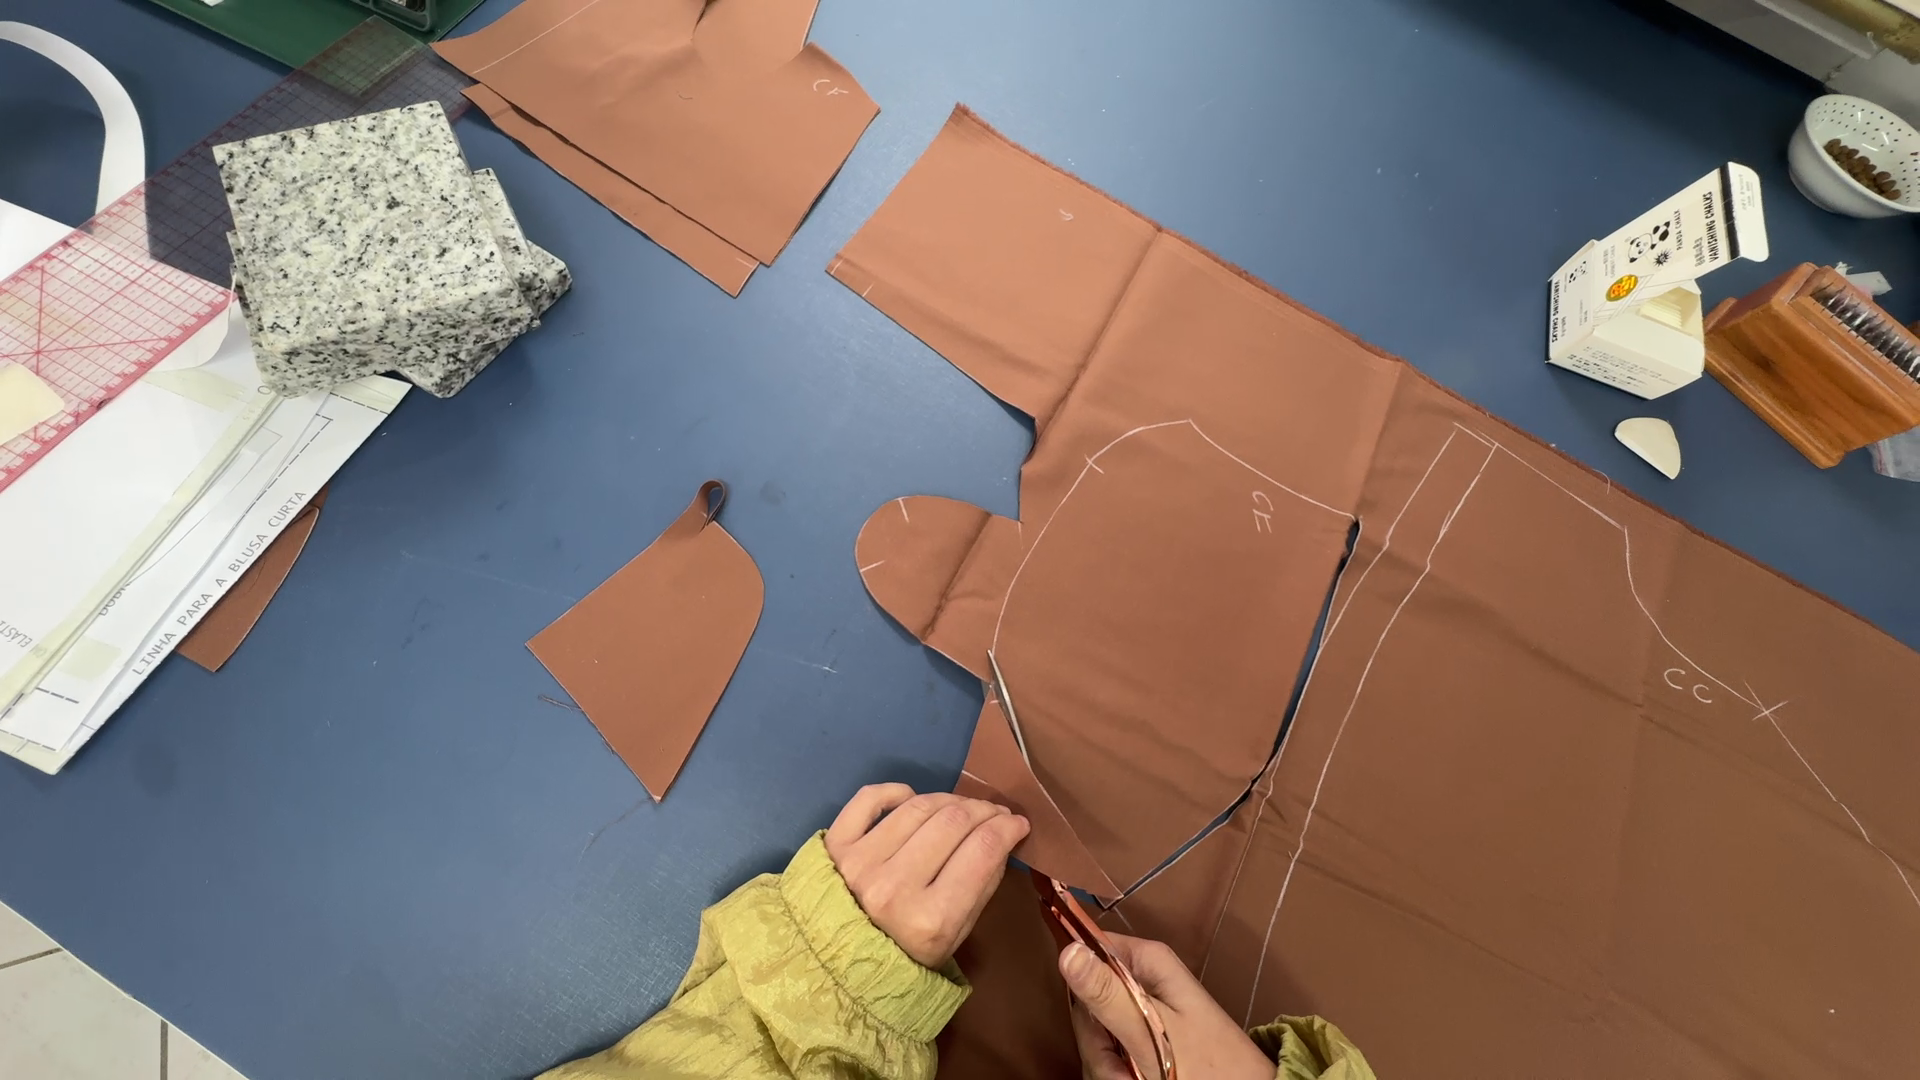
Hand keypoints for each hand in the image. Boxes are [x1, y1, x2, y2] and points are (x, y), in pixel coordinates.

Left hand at [824, 783, 1030, 967]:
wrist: (834, 967)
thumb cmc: (904, 957)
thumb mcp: (954, 938)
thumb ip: (981, 887)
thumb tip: (1001, 837)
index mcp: (929, 921)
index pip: (982, 851)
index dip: (1007, 828)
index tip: (1018, 822)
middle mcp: (895, 886)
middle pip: (953, 822)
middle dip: (984, 810)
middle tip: (995, 812)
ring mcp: (861, 862)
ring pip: (919, 806)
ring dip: (949, 799)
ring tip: (962, 807)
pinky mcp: (835, 844)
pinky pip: (870, 797)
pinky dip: (896, 790)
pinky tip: (912, 797)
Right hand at [1061, 933, 1273, 1079]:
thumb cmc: (1207, 1067)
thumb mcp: (1150, 1033)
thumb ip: (1107, 994)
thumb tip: (1064, 950)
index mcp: (1146, 959)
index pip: (1087, 953)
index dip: (1082, 991)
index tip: (1094, 1029)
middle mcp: (1143, 976)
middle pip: (1090, 999)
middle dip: (1098, 1043)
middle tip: (1120, 1073)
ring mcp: (1145, 1007)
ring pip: (1099, 1030)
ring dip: (1107, 1064)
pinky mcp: (1148, 1036)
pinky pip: (1114, 1048)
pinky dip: (1118, 1071)